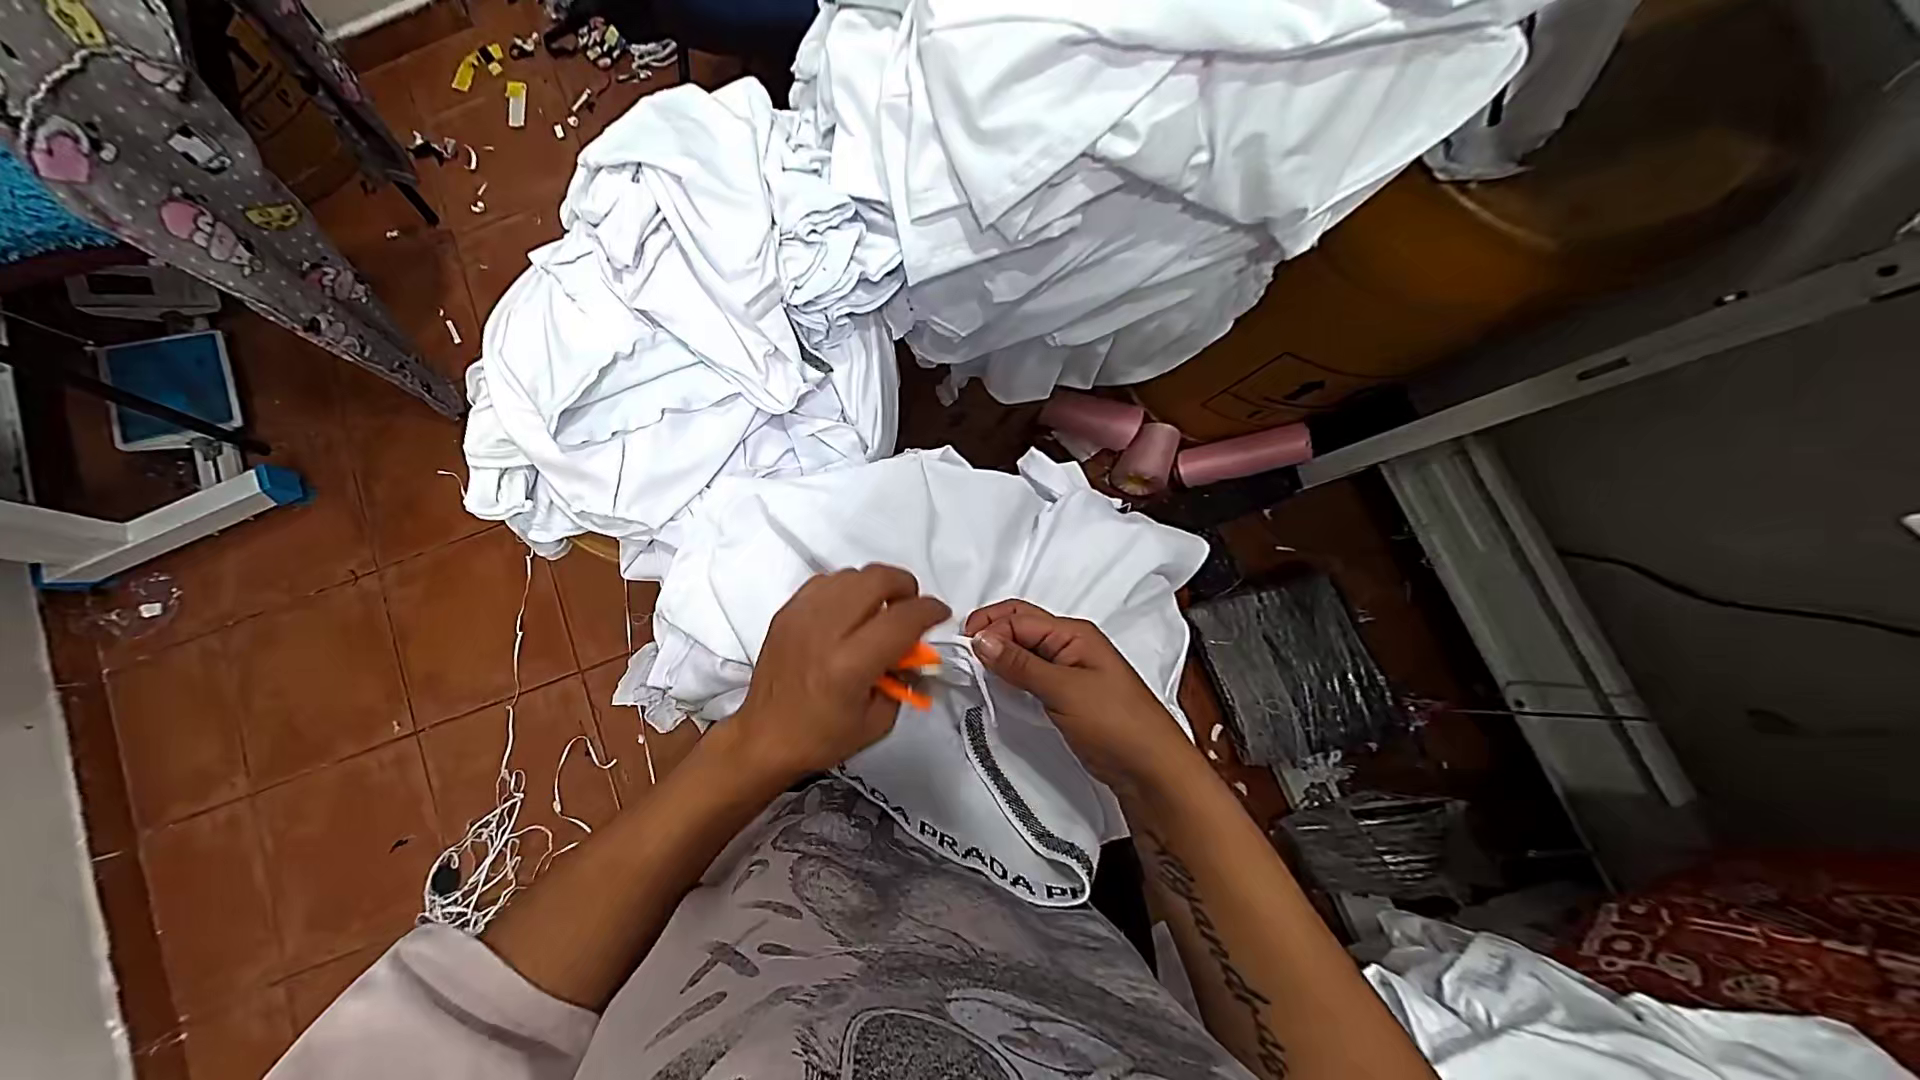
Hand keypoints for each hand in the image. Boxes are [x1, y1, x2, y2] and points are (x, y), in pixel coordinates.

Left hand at [733, 565, 949, 783]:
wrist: (764, 738)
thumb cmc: (818, 736)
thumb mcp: (879, 719)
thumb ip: (906, 677)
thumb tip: (920, 649)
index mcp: (849, 666)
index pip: (903, 618)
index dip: (930, 611)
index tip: (938, 615)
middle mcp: (823, 633)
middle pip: (878, 579)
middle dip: (905, 587)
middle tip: (910, 608)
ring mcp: (801, 617)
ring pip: (852, 574)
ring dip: (876, 586)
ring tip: (880, 611)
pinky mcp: (787, 612)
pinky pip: (827, 580)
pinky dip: (847, 589)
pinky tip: (850, 612)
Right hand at [964, 599, 1199, 794]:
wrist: (1151, 769)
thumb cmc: (1119, 724)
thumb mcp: (1064, 690)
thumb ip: (1021, 664)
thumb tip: (983, 640)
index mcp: (1073, 634)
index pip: (1018, 618)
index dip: (989, 629)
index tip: (963, 650)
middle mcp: (1070, 646)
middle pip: (1020, 627)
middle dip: (990, 634)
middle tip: (962, 656)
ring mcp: (1069, 670)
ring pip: (1024, 651)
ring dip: (998, 655)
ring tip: (974, 670)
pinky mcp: (1066, 694)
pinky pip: (1031, 673)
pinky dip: (1010, 675)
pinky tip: (998, 686)